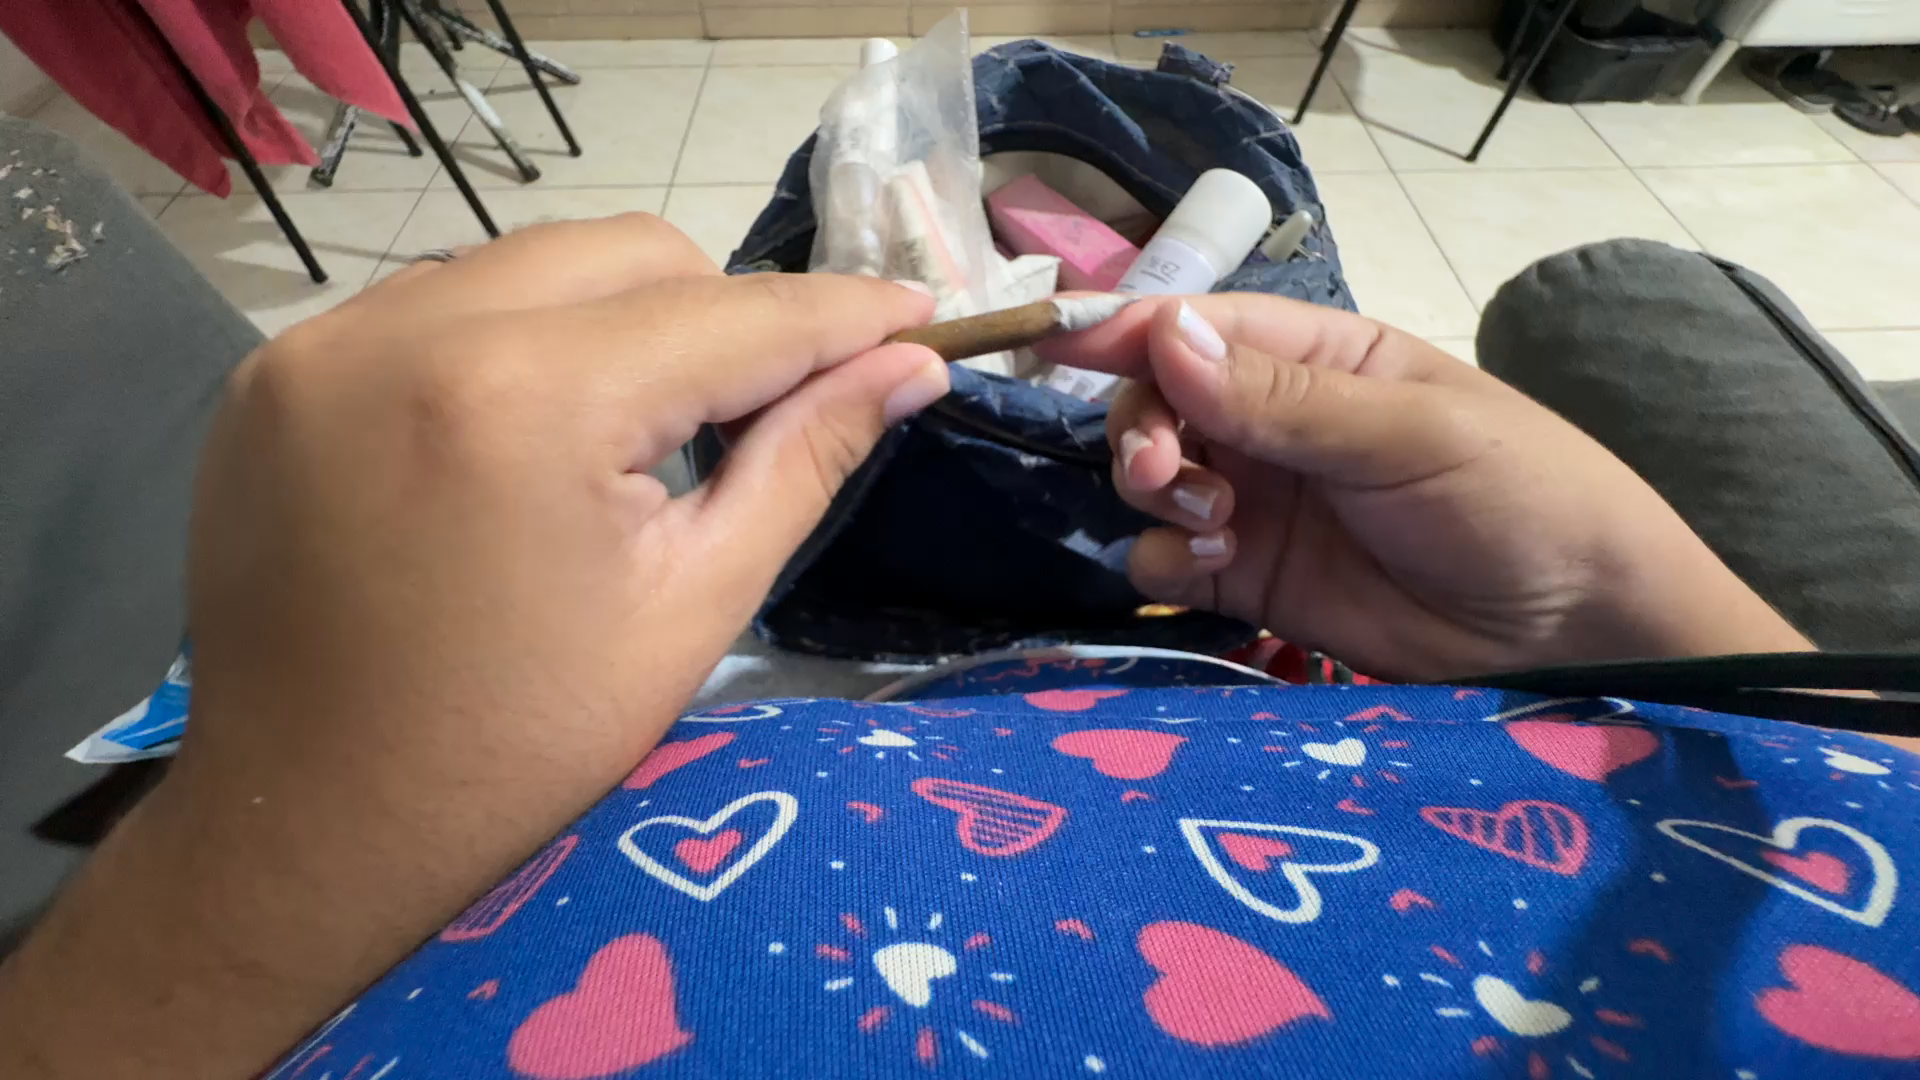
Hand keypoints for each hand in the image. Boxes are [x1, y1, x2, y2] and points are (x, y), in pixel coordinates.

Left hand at [0, 215, 944, 1077]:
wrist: (319, 823)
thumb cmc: (536, 734)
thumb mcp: (704, 597)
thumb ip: (811, 457)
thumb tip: (910, 372)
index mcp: (534, 403)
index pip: (736, 318)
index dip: (845, 312)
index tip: (919, 312)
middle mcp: (416, 328)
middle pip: (644, 255)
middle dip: (736, 315)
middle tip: (775, 402)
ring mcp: (332, 338)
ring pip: (552, 262)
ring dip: (643, 319)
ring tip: (664, 424)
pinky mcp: (291, 366)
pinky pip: (465, 299)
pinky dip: (549, 337)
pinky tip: (561, 428)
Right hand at [1040, 293, 1807, 680]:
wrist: (1560, 639)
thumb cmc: (1512, 500)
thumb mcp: (1407, 434)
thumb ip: (1282, 396)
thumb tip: (1165, 334)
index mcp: (1311, 360)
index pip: (1196, 328)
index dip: (1125, 329)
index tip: (1058, 342)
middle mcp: (1263, 424)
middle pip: (1152, 404)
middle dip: (1140, 430)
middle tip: (1162, 470)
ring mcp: (1246, 500)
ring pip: (1145, 478)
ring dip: (1157, 492)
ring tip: (1216, 520)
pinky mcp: (1236, 574)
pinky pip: (1160, 555)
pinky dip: (1169, 558)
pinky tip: (1220, 565)